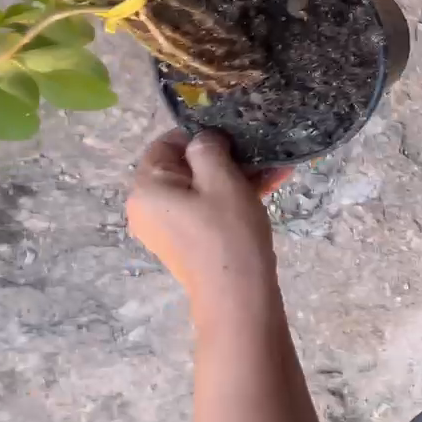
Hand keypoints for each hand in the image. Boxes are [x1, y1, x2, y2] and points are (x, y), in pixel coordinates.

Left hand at [126, 129, 292, 323]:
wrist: (235, 288)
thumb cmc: (227, 229)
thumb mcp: (222, 180)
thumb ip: (208, 149)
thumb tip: (203, 139)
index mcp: (147, 188)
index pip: (164, 145)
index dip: (199, 134)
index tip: (235, 134)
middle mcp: (146, 206)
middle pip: (184, 167)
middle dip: (225, 157)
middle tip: (262, 153)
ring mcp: (164, 225)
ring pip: (200, 187)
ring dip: (235, 176)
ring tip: (275, 170)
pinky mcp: (184, 238)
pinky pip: (205, 206)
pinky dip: (231, 196)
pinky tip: (268, 188)